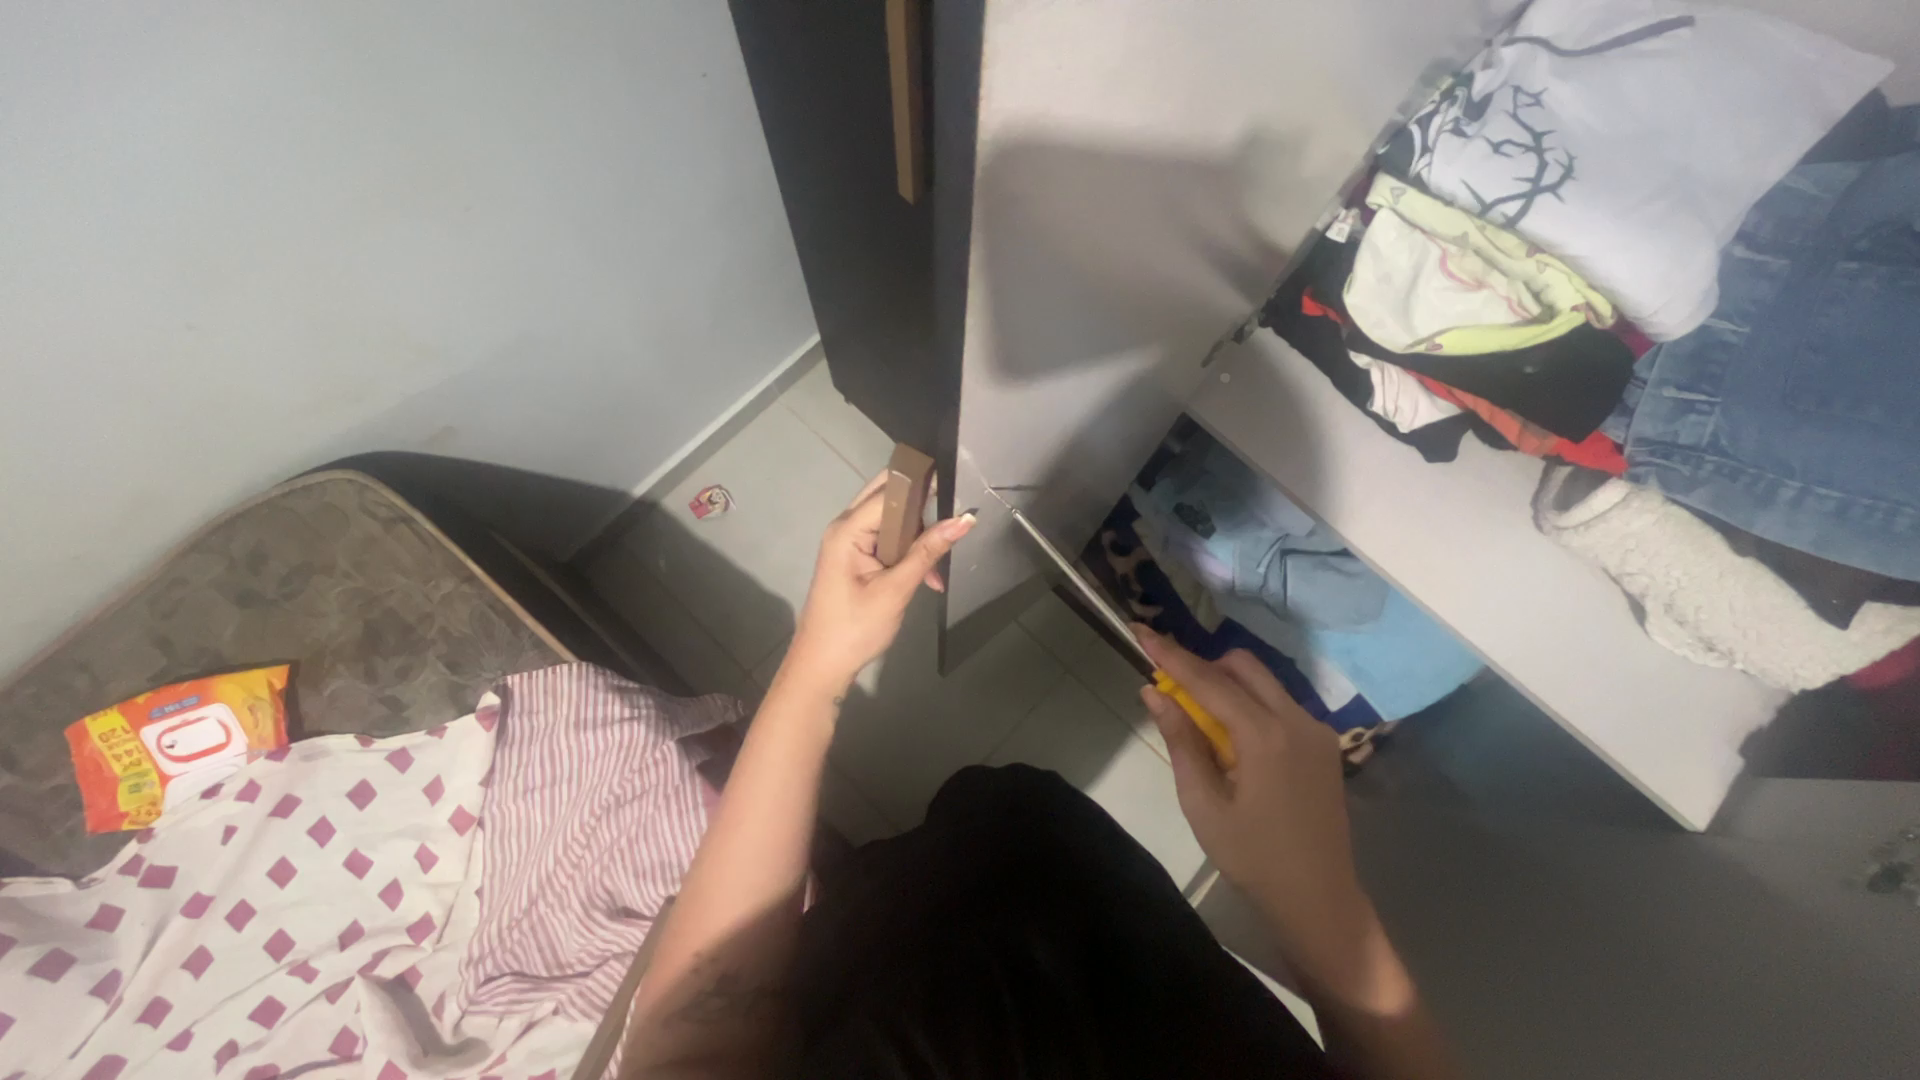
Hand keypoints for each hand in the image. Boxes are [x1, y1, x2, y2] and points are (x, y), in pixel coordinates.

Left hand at [783, 472, 975, 690]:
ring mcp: (849, 541)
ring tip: (937, 569)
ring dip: (918, 537)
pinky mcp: (856, 557)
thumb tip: (965, 519)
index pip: (891, 491)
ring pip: (892, 520)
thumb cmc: (855, 629)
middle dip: (922, 507)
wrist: (822, 666)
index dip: (923, 486)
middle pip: (889, 496)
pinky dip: (909, 553)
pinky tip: (928, 578)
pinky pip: (888, 540)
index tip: (956, 487)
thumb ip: (929, 550)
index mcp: (848, 529)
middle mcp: (846, 526)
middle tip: (952, 519)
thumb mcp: (896, 590)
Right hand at [1136, 630, 1369, 968]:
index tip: (1141, 631)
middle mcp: (1297, 721)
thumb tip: (1154, 692)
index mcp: (1265, 737)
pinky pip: (1279, 703)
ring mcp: (1317, 730)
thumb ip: (1181, 741)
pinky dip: (1249, 703)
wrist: (1319, 899)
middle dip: (1202, 665)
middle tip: (1169, 684)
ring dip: (1226, 683)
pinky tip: (1230, 735)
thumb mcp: (1203, 803)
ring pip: (1264, 682)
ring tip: (1196, 713)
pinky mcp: (1324, 744)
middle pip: (1242, 666)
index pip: (1209, 681)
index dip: (1171, 655)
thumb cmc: (1252, 858)